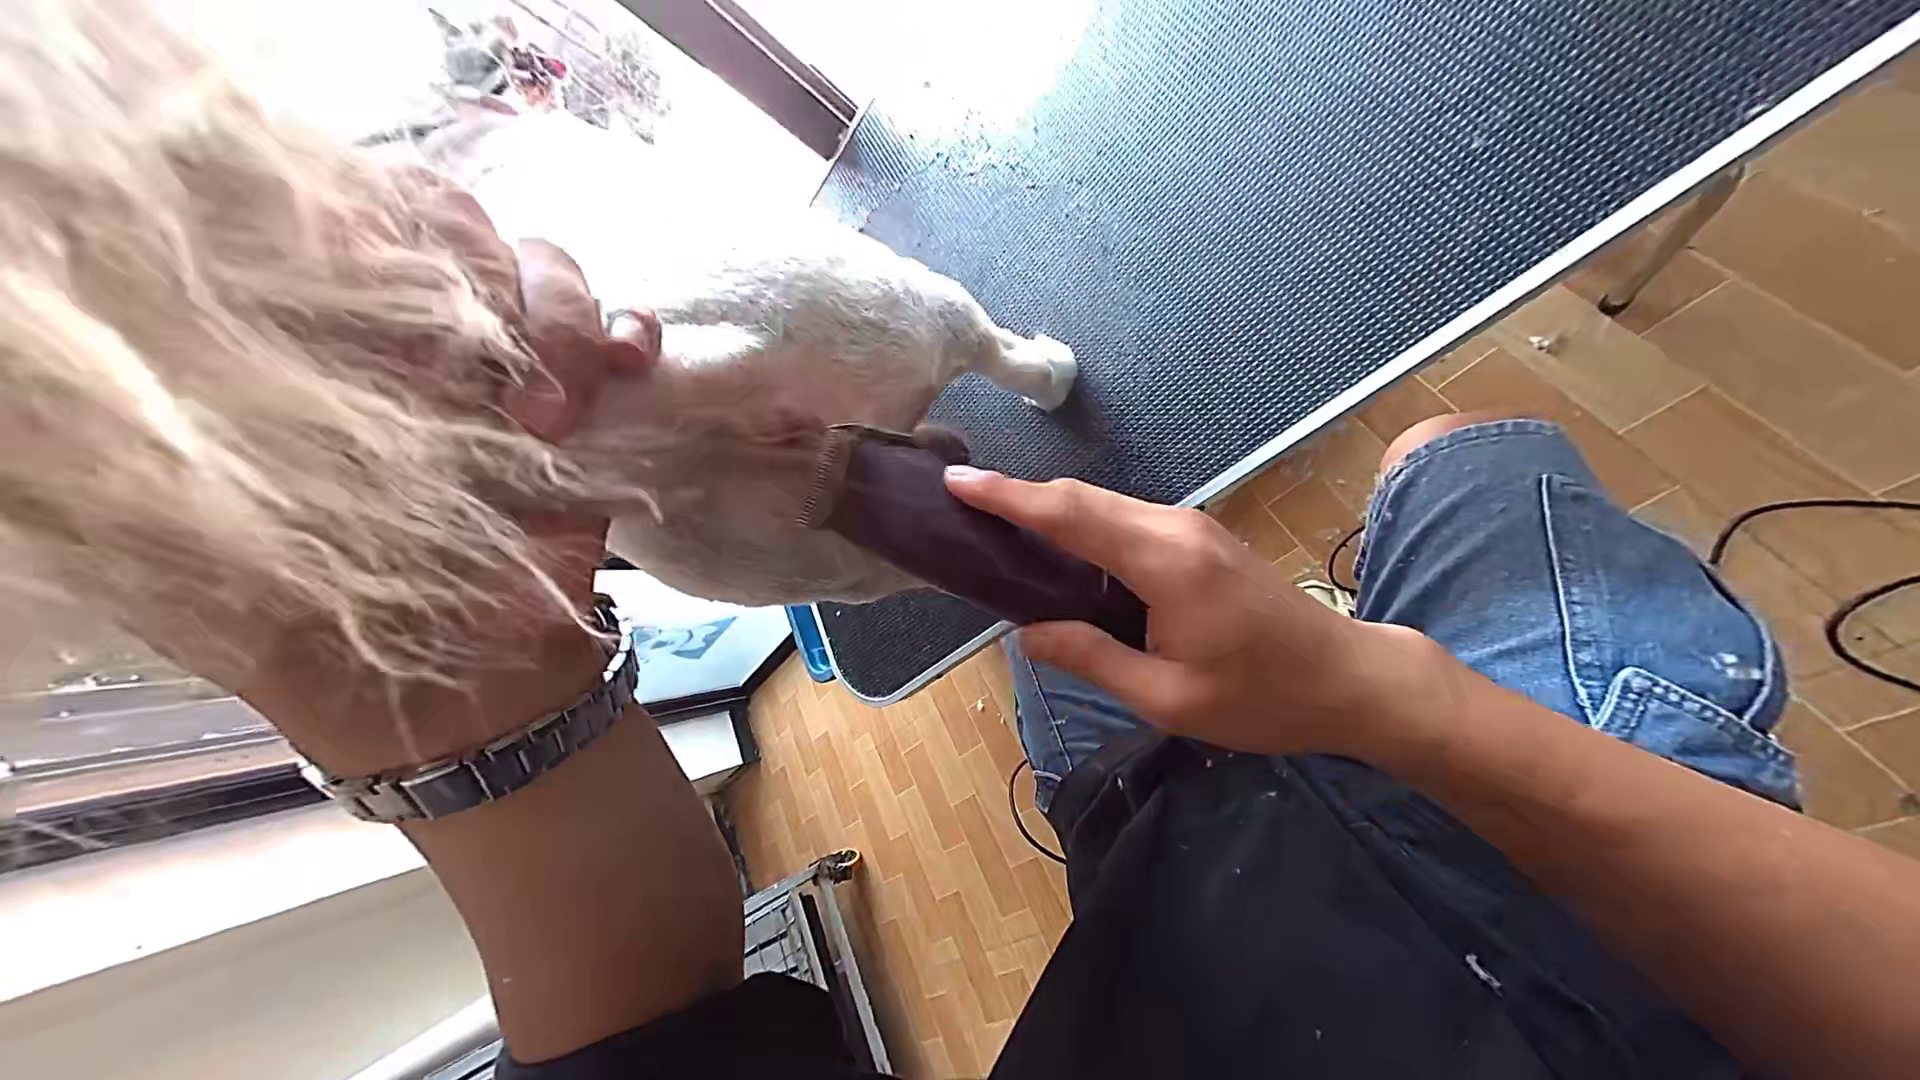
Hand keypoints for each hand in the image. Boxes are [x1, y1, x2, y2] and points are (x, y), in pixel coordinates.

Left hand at [165, 198, 658, 774]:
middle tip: (478, 370)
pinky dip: (635, 332)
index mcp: (315, 366)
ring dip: (562, 317)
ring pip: (546, 269)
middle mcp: (420, 354)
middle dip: (477, 275)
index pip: (328, 223)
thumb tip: (57, 395)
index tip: (381, 309)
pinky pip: (628, 335)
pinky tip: (633, 361)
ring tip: (553, 416)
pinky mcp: (595, 415)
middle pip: (451, 224)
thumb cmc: (336, 641)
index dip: (358, 229)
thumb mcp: (188, 571)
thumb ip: (116, 490)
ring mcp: (518, 378)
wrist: (484, 687)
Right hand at [944, 468, 1444, 756]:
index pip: (1068, 515)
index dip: (1007, 496)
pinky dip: (1081, 524)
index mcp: (1164, 562)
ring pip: (1101, 504)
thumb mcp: (1166, 696)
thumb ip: (1091, 657)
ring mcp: (1189, 526)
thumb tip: (1026, 633)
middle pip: (1080, 498)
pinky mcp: (1196, 536)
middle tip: (965, 502)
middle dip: (1019, 496)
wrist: (1351, 679)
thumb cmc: (1262, 698)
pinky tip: (1059, 549)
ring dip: (1049, 510)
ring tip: (999, 526)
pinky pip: (1123, 519)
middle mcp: (1173, 527)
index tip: (958, 480)